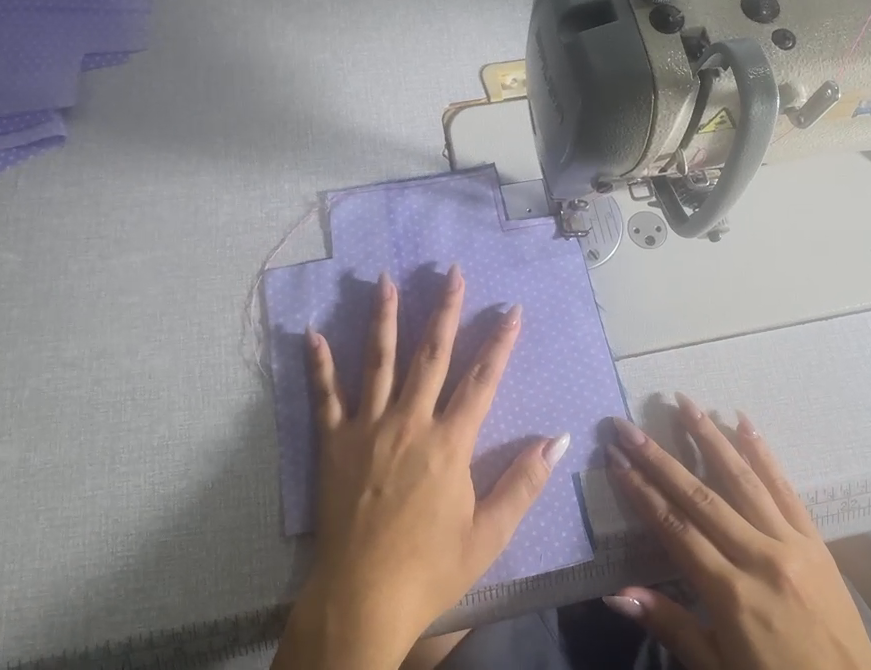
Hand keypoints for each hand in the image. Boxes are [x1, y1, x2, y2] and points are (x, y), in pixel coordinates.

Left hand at [273, 265, 568, 669]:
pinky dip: (319, 363)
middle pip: (431, 355)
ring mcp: (368, 427)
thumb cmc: (431, 568)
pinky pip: (325, 395)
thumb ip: (523, 482)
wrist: (363, 597)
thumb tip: (558, 439)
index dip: (500, 343)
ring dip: (384, 317)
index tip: (512, 310)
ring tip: (387, 279)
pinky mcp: (333, 442)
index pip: (482, 381)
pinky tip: (312, 333)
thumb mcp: (489, 533)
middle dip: (446, 310)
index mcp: (450, 442)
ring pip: (378, 360)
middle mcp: (410, 422)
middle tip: (452, 272)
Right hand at [602, 398, 870, 669]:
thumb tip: (615, 595)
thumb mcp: (718, 667)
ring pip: (742, 480)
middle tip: (628, 426)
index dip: (641, 492)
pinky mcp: (816, 540)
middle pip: (699, 496)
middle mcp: (759, 558)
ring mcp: (791, 544)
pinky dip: (763, 453)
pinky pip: (785, 489)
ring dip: (710, 437)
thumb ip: (671, 624)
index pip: (674, 528)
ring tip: (684, 402)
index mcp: (730, 592)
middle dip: (659, 458)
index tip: (614, 459)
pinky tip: (744, 423)